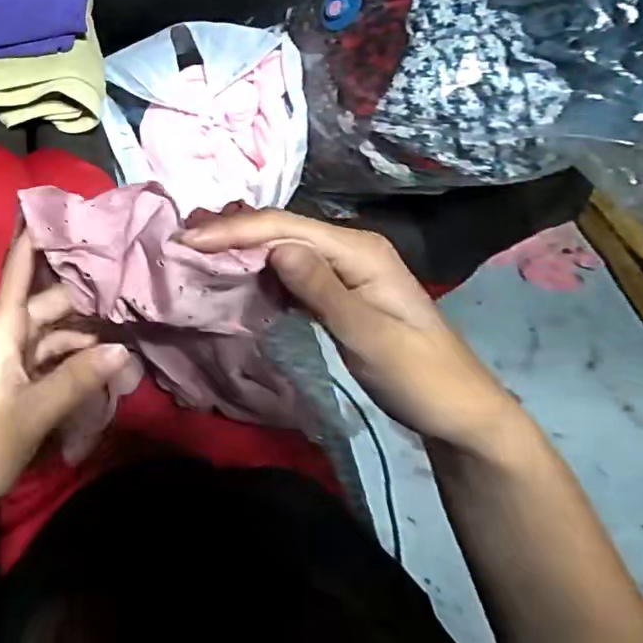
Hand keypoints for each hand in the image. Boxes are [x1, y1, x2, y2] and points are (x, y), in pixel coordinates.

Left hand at [0, 229, 136, 538]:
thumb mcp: (34, 412)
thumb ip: (78, 379)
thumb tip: (123, 349)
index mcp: (2, 327)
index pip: (18, 267)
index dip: (33, 234)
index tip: (56, 202)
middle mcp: (9, 332)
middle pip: (49, 299)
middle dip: (83, 287)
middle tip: (127, 270)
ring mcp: (16, 356)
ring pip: (57, 329)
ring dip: (88, 328)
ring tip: (131, 317)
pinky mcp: (23, 379)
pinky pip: (56, 356)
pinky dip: (80, 356)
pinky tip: (111, 359)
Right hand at [182, 209, 524, 455]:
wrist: (462, 415)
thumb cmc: (420, 377)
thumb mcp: (370, 337)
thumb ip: (321, 290)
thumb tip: (275, 248)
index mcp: (359, 250)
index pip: (284, 227)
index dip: (233, 230)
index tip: (188, 240)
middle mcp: (348, 247)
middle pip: (277, 228)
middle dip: (228, 231)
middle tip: (180, 238)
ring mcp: (340, 266)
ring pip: (276, 244)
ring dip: (236, 246)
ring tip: (194, 248)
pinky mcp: (332, 286)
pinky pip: (283, 267)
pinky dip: (253, 266)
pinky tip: (229, 270)